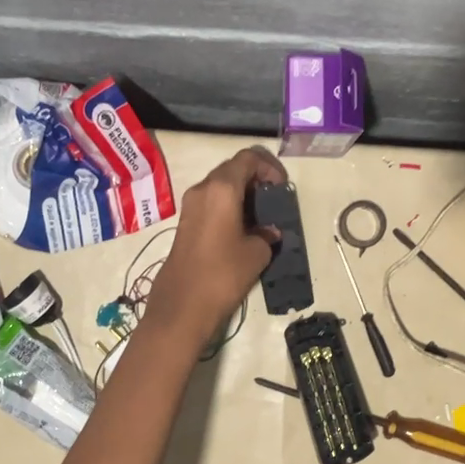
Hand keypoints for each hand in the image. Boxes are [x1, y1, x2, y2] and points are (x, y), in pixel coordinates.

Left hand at [142, 147, 287, 339]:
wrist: (182, 304)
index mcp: (222, 188)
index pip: (248, 159)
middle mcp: (203, 189)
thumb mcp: (256, 253)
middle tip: (274, 197)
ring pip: (220, 185)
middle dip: (255, 177)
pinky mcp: (186, 222)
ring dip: (241, 192)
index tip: (282, 187)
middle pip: (232, 168)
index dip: (269, 167)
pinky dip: (229, 204)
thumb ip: (266, 234)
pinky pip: (211, 201)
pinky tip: (244, 226)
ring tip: (262, 214)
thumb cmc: (223, 273)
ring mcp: (191, 205)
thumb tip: (268, 231)